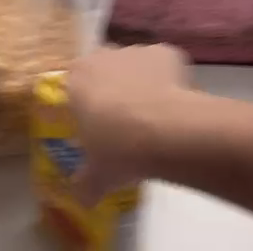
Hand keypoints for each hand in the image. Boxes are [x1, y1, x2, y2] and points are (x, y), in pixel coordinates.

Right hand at [65, 44, 196, 195]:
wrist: (165, 132)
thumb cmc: (119, 148)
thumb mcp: (97, 175)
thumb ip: (85, 184)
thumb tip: (80, 200)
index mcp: (75, 79)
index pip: (75, 85)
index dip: (88, 104)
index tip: (101, 126)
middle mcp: (100, 56)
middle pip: (104, 69)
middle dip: (113, 88)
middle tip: (128, 122)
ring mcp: (134, 51)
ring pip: (135, 64)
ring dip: (142, 82)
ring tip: (157, 117)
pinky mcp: (165, 53)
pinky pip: (166, 64)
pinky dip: (172, 78)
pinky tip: (178, 103)